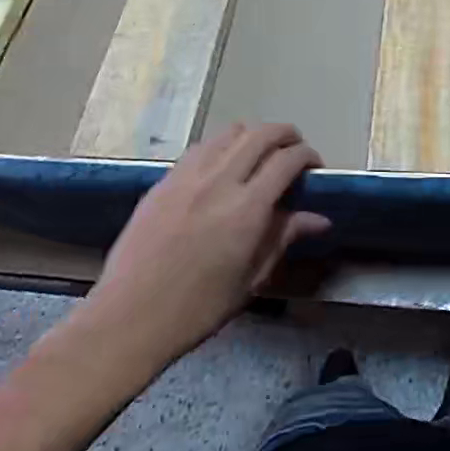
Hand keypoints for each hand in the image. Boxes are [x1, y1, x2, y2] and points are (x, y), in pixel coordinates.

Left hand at [74, 123, 329, 366]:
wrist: (130, 316)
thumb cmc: (200, 307)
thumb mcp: (252, 277)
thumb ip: (284, 237)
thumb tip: (319, 219)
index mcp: (246, 209)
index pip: (286, 161)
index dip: (307, 156)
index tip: (315, 167)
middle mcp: (218, 181)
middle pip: (260, 134)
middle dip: (285, 134)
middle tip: (295, 151)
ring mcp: (186, 177)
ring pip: (228, 133)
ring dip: (252, 136)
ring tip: (260, 155)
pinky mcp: (163, 181)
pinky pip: (200, 149)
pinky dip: (222, 147)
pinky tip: (223, 167)